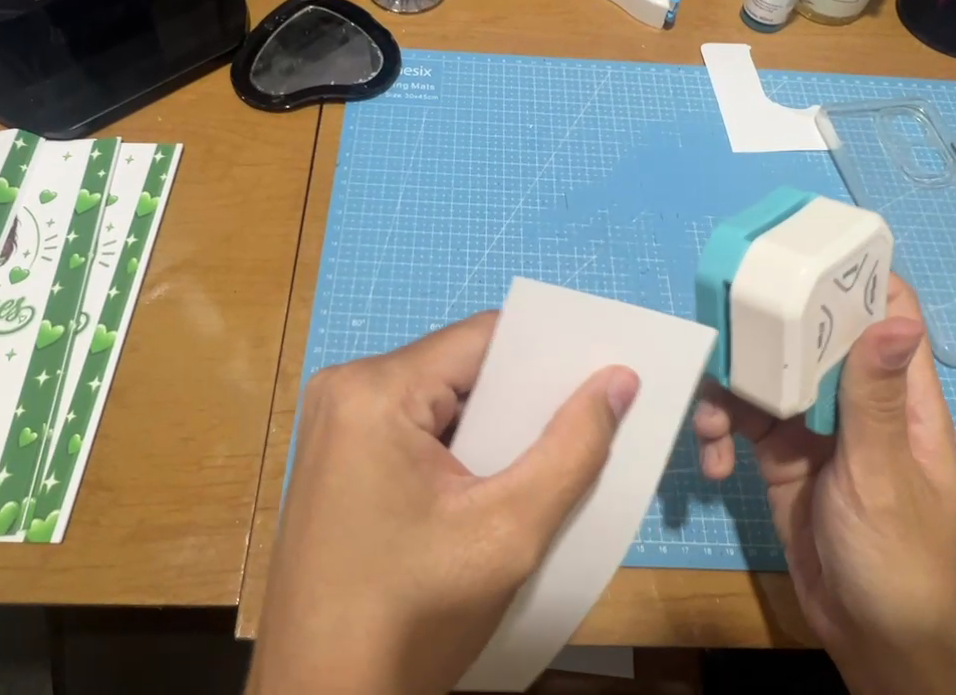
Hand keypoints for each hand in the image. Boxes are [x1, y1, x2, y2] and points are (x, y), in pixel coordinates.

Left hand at [248, 313, 639, 694]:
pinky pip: (416, 426)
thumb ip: (572, 449)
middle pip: (460, 367)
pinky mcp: (338, 454)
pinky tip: (494, 481)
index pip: (482, 339)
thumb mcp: (507, 534)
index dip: (548, 353)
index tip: (603, 373)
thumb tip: (619, 380)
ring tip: (547, 455)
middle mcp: (347, 387)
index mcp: (375, 389)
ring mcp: (336, 421)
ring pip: (442, 397)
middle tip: (587, 421)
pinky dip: (460, 446)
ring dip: (493, 425)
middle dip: (523, 397)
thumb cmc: (412, 616)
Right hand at [693, 277, 955, 694]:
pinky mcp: (778, 455)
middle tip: (722, 331)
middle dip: (766, 334)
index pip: (888, 315)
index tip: (802, 255)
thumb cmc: (899, 562)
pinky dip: (720, 434)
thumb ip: (876, 400)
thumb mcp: (885, 478)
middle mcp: (855, 401)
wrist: (869, 642)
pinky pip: (740, 422)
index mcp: (900, 398)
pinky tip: (715, 465)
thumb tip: (893, 315)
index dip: (854, 279)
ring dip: (729, 394)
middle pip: (810, 338)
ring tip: (712, 426)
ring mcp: (813, 427)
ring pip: (764, 378)